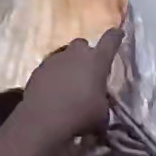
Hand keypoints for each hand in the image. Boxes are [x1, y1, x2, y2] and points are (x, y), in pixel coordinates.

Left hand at [16, 27, 123, 144]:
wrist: (43, 122)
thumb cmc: (80, 115)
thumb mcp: (102, 112)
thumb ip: (103, 99)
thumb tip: (99, 100)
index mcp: (96, 61)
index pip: (110, 40)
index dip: (115, 36)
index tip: (118, 33)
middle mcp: (75, 55)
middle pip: (82, 45)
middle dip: (86, 54)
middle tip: (87, 71)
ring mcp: (53, 61)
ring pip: (64, 57)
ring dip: (69, 66)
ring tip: (69, 86)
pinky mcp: (37, 71)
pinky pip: (50, 69)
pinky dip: (54, 77)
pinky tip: (54, 92)